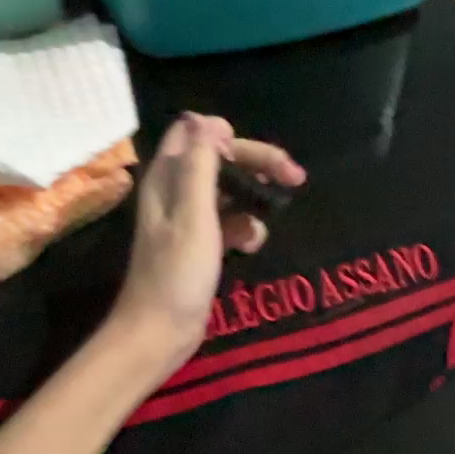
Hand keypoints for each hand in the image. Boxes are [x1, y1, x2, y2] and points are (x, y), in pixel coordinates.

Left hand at [111, 112, 305, 368]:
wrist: (159, 332)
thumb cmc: (176, 274)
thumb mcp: (193, 215)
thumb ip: (201, 165)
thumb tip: (211, 121)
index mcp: (167, 177)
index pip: (197, 132)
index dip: (231, 137)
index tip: (262, 158)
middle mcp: (174, 190)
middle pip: (220, 159)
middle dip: (257, 164)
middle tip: (295, 178)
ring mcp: (187, 218)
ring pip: (230, 191)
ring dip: (254, 199)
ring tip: (271, 217)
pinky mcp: (199, 243)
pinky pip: (230, 221)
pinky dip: (245, 227)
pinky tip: (251, 246)